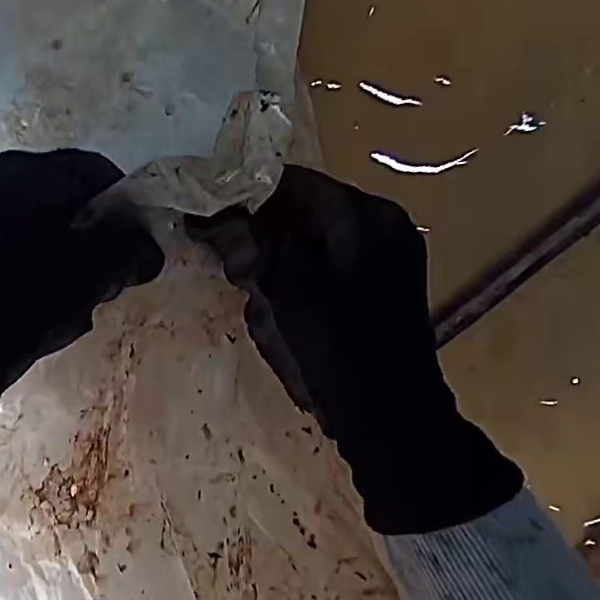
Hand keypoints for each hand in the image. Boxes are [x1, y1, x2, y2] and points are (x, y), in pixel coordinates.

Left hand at [0, 149, 163, 470]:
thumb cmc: (12, 305)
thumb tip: (149, 250)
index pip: (97, 172)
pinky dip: (35, 284)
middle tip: (107, 286)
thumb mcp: (83, 276)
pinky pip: (12, 262)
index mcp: (26, 174)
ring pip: (41, 238)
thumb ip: (125, 253)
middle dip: (96, 246)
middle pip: (68, 206)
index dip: (127, 210)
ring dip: (67, 271)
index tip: (139, 251)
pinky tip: (38, 320)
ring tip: (74, 312)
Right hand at [188, 165, 521, 533]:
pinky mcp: (388, 284)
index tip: (210, 217)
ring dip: (281, 255)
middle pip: (308, 208)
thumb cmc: (336, 351)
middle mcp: (385, 223)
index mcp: (365, 215)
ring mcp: (392, 255)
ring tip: (256, 288)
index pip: (294, 182)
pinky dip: (303, 274)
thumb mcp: (283, 291)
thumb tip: (208, 213)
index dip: (246, 196)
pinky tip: (285, 304)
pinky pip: (334, 262)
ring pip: (318, 237)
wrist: (391, 417)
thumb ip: (248, 242)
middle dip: (263, 231)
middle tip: (231, 262)